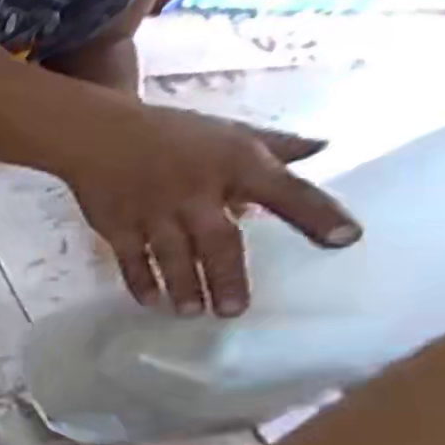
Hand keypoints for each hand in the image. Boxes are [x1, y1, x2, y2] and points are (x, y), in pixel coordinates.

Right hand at [61, 105, 361, 317]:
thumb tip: (321, 149)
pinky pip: (130, 260)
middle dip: (226, 276)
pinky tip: (151, 301)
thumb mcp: (228, 132)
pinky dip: (140, 281)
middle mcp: (196, 192)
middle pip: (217, 240)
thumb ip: (272, 146)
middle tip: (233, 311)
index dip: (315, 216)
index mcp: (234, 164)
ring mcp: (152, 212)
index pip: (286, 191)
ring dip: (182, 286)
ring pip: (171, 256)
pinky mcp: (117, 226)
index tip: (344, 241)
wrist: (100, 138)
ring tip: (191, 313)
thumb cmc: (170, 134)